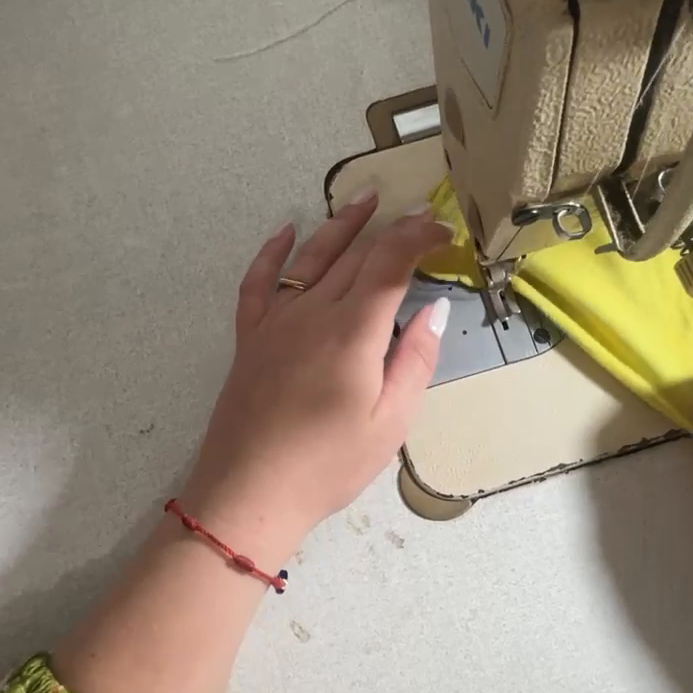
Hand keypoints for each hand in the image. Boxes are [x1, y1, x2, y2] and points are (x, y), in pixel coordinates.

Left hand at [181, 191, 452, 554]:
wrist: (249, 493)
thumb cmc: (329, 465)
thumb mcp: (391, 422)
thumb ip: (416, 361)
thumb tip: (435, 309)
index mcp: (353, 331)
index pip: (390, 263)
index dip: (419, 238)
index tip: (443, 230)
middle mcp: (312, 312)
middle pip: (356, 255)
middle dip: (391, 229)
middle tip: (418, 213)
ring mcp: (275, 321)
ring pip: (311, 258)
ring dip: (341, 225)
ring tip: (365, 199)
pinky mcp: (250, 337)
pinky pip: (260, 282)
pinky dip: (273, 253)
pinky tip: (286, 233)